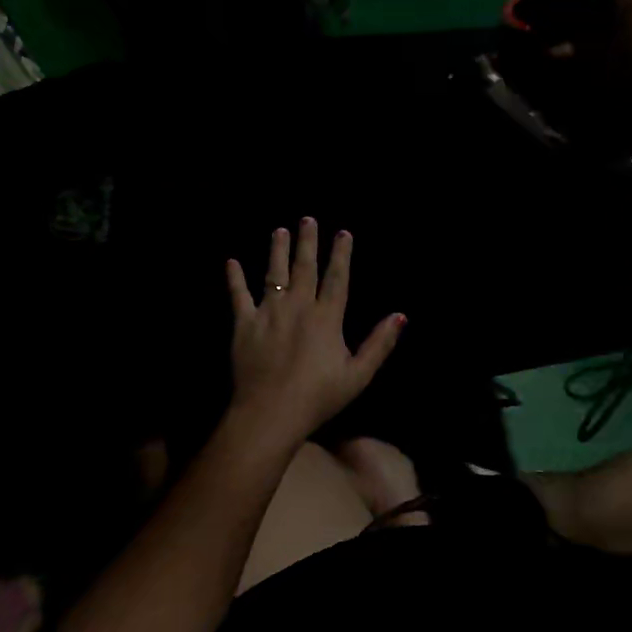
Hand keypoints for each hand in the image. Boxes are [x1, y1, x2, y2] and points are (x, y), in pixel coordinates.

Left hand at [224, 218, 403, 442]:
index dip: (341, 254)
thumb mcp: (358, 374)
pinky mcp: (244, 324)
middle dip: (307, 242)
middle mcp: (298, 306)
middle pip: (304, 267)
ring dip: (277, 250)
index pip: (337, 278)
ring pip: (274, 274)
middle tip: (307, 219)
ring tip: (279, 231)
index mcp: (327, 318)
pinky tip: (231, 262)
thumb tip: (401, 315)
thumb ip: (380, 343)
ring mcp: (269, 312)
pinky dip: (235, 278)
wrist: (271, 412)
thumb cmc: (318, 397)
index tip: (343, 233)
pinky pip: (239, 296)